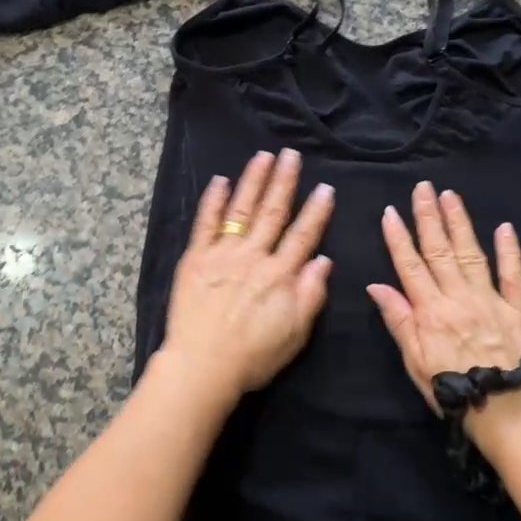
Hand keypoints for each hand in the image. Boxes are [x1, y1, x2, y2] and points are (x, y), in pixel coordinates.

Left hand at [158, 149, 334, 404]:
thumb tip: (323, 260)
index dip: (316, 211)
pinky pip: (205, 223)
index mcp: (280, 275)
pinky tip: (220, 181)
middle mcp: (253, 257)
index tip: (325, 187)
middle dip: (284, 181)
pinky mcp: (195, 258)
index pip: (303, 235)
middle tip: (291, 155)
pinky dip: (213, 200)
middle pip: (273, 213)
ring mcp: (222, 254)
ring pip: (242, 210)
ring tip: (263, 156)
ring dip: (253, 181)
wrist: (203, 365)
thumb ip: (310, 294)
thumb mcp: (295, 333)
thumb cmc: (253, 356)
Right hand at [368, 182, 520, 461]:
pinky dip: (509, 250)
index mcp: (431, 311)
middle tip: (423, 188)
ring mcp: (491, 300)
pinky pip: (513, 275)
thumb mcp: (416, 363)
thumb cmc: (455, 392)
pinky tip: (504, 228)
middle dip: (429, 217)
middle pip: (439, 251)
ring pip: (471, 253)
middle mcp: (458, 297)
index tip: (390, 211)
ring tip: (450, 196)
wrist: (511, 413)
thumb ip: (399, 322)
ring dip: (460, 223)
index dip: (399, 238)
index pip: (410, 266)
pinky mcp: (519, 309)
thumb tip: (376, 286)